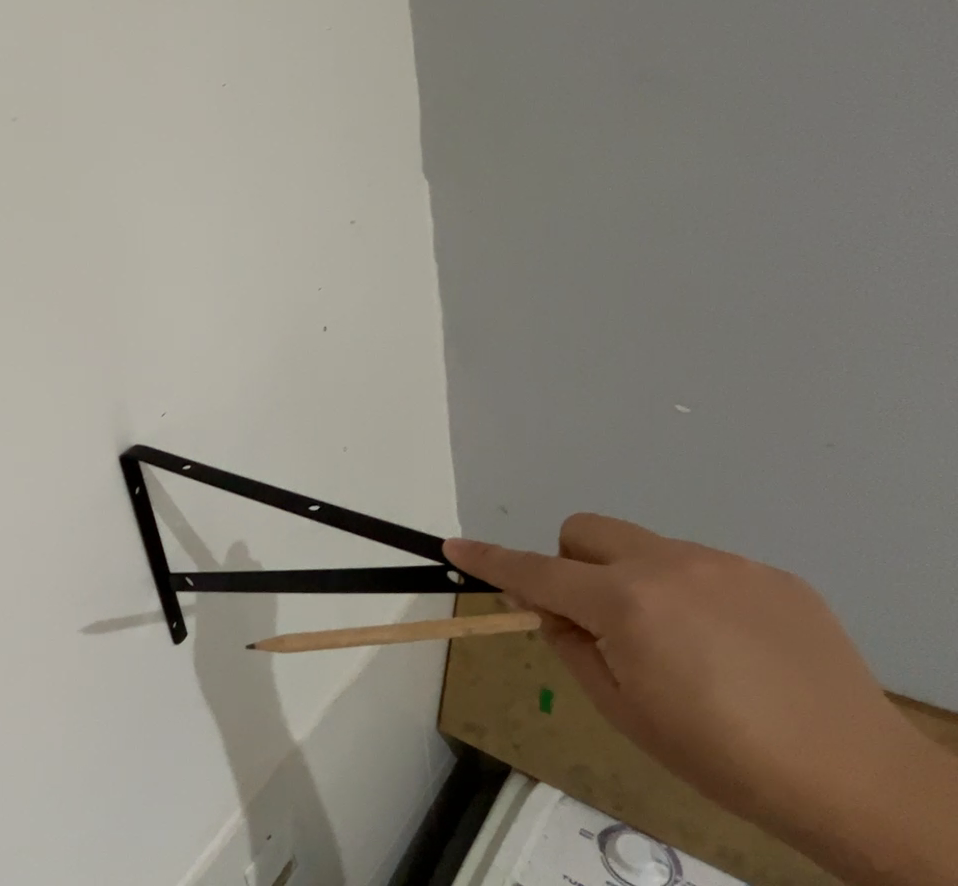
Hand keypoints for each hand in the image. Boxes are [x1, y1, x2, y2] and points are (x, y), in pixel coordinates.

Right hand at [445, 515, 957, 885]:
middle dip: (572, 564)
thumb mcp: (618, 705)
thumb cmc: (716, 753)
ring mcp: (727, 565)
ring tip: (680, 643)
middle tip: (597, 619)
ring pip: (644, 547)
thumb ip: (568, 640)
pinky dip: (690, 593)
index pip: (534, 570)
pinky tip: (729, 646)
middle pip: (584, 531)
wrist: (856, 779)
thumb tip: (543, 602)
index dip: (488, 560)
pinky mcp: (774, 576)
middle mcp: (670, 566)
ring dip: (634, 579)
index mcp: (625, 603)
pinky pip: (702, 566)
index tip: (454, 546)